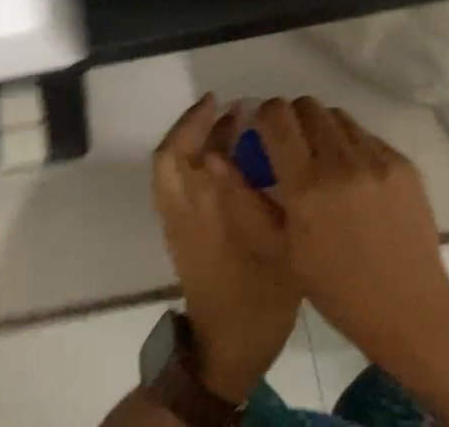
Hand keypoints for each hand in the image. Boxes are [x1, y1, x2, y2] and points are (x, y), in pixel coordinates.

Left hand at [151, 94, 300, 403]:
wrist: (228, 346)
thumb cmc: (261, 299)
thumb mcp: (280, 248)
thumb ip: (272, 200)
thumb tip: (271, 155)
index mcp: (206, 208)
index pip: (188, 153)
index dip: (200, 121)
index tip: (224, 102)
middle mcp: (183, 208)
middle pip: (170, 155)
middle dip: (191, 125)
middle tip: (221, 107)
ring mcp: (175, 223)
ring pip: (168, 169)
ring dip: (188, 141)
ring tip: (221, 126)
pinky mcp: (176, 236)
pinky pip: (171, 185)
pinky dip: (187, 163)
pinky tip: (219, 161)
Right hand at [254, 98, 448, 369]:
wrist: (407, 307)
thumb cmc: (334, 286)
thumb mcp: (280, 247)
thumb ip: (246, 197)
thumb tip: (214, 158)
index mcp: (305, 185)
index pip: (276, 116)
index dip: (264, 116)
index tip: (262, 131)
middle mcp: (341, 162)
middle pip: (307, 106)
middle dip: (292, 118)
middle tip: (290, 145)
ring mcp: (376, 160)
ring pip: (337, 116)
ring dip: (321, 128)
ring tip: (322, 160)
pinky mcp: (403, 164)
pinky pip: (366, 136)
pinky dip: (351, 145)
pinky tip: (353, 177)